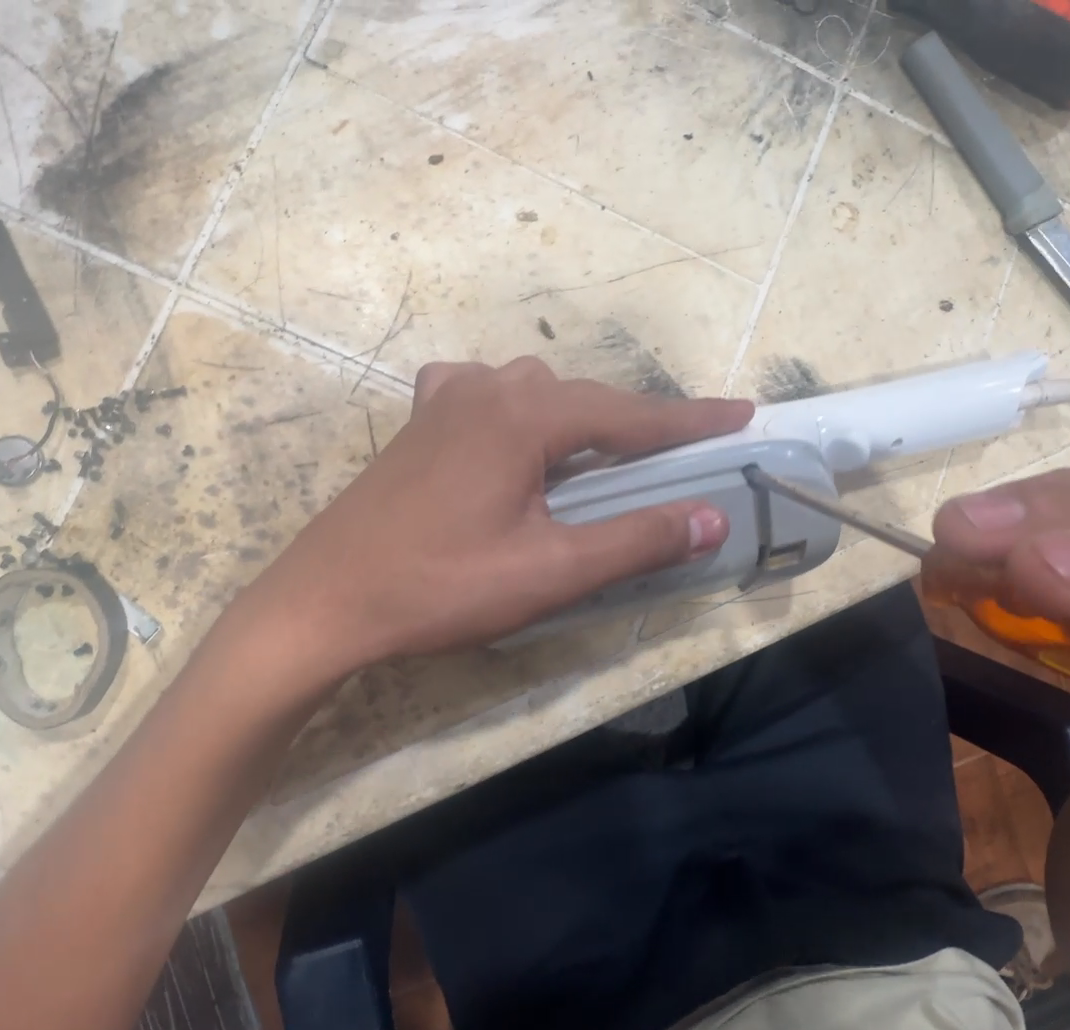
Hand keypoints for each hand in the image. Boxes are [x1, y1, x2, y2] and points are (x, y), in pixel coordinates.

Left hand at [244, 357, 752, 668]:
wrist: (326, 601)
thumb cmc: (440, 588)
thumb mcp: (551, 571)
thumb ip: (637, 540)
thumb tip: (712, 518)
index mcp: (523, 415)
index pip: (629, 413)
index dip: (690, 419)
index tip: (743, 414)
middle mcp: (485, 389)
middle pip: (583, 398)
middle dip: (636, 424)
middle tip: (681, 452)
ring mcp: (443, 401)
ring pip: (534, 391)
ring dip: (577, 418)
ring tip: (603, 458)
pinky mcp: (417, 425)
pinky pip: (482, 395)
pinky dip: (517, 410)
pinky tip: (512, 437)